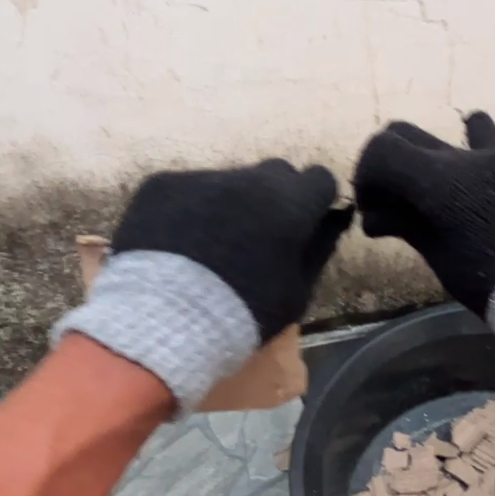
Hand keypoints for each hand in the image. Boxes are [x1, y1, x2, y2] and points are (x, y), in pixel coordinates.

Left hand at [52, 160, 352, 411]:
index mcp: (290, 204)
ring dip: (232, 204)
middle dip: (276, 198)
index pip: (320, 179)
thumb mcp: (295, 292)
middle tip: (260, 236)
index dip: (316, 201)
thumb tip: (333, 221)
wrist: (166, 322)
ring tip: (212, 246)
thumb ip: (317, 250)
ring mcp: (202, 177)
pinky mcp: (161, 184)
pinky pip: (188, 190)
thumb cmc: (243, 314)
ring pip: (229, 182)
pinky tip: (180, 244)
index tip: (306, 223)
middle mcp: (249, 178)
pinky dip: (191, 209)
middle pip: (275, 173)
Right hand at [353, 112, 494, 389]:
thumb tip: (376, 216)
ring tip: (451, 192)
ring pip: (460, 133)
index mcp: (441, 184)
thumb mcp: (441, 261)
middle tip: (397, 199)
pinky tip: (491, 203)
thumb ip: (407, 226)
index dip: (367, 175)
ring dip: (443, 157)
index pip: (382, 149)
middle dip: (393, 164)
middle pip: (409, 134)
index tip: (373, 206)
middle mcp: (470, 158)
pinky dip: (481, 171)